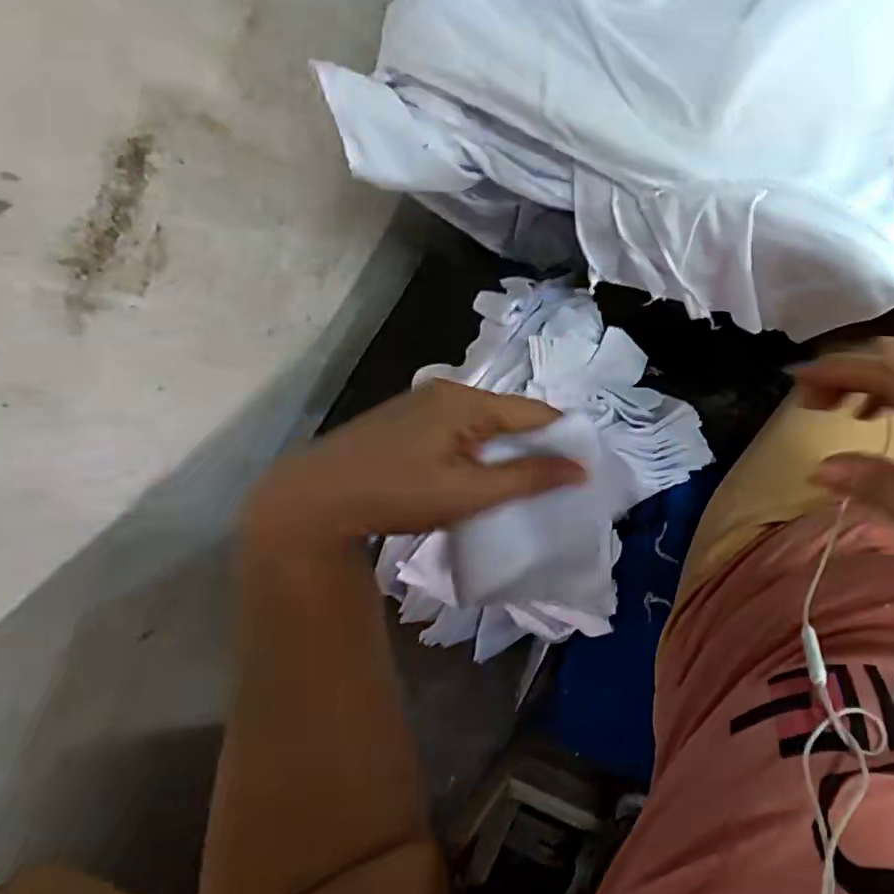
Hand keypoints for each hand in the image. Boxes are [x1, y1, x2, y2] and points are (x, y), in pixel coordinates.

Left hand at [240, 381, 585, 550]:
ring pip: (487, 420)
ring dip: (510, 445)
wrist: (308, 502)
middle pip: (511, 413)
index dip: (565, 436)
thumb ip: (528, 478)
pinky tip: (483, 470)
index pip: (535, 412)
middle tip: (558, 476)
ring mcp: (423, 402)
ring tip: (525, 477)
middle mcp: (448, 391)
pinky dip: (483, 445)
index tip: (585, 466)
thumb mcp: (469, 493)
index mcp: (466, 401)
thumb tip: (580, 469)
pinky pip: (463, 425)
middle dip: (538, 442)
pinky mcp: (406, 418)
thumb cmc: (395, 494)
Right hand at [795, 338, 893, 566]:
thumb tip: (820, 469)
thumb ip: (880, 489)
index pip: (887, 370)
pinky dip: (887, 383)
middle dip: (844, 368)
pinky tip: (872, 412)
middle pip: (893, 354)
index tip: (796, 382)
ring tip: (831, 407)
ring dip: (863, 374)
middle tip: (809, 401)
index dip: (837, 369)